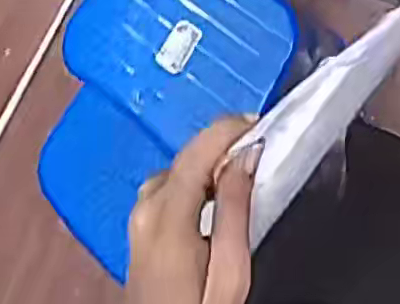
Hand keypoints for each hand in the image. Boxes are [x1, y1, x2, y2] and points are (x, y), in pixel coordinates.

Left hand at [128, 116, 260, 303]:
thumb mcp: (230, 275)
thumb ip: (236, 209)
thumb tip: (246, 155)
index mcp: (167, 215)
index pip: (200, 148)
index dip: (231, 128)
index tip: (261, 125)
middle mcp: (146, 206)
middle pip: (188, 154)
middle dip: (224, 143)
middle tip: (258, 150)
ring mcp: (138, 216)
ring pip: (180, 166)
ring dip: (211, 160)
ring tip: (242, 170)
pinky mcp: (139, 226)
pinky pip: (170, 183)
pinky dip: (196, 177)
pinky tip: (215, 191)